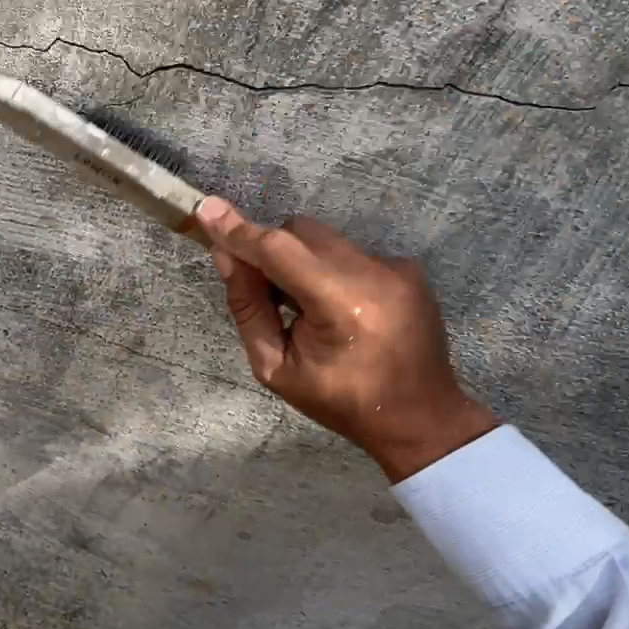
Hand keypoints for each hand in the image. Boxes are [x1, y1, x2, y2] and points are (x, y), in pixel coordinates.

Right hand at [196, 197, 497, 481]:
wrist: (422, 418)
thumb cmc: (341, 402)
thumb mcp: (275, 367)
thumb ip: (247, 308)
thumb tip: (225, 255)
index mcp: (343, 307)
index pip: (279, 251)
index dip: (240, 231)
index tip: (207, 210)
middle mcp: (375, 275)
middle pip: (299, 232)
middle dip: (270, 248)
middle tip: (263, 289)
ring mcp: (396, 267)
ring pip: (322, 237)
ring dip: (299, 258)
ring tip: (304, 304)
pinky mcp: (407, 267)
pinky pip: (347, 250)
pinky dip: (328, 268)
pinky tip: (339, 307)